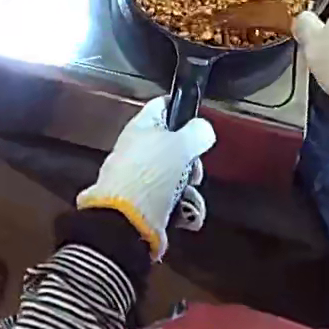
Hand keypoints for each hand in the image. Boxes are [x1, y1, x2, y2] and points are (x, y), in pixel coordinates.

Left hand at [77, 97, 215, 259]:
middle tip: (194, 170)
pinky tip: (186, 216)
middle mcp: (138, 151)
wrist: (125, 222)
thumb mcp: (180, 145)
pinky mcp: (145, 207)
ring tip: (189, 199)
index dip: (180, 107)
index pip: (162, 106)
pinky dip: (184, 211)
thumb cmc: (150, 173)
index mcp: (140, 127)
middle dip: (192, 160)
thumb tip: (203, 128)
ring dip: (191, 191)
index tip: (198, 120)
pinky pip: (174, 204)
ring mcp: (140, 180)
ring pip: (178, 178)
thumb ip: (197, 133)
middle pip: (175, 146)